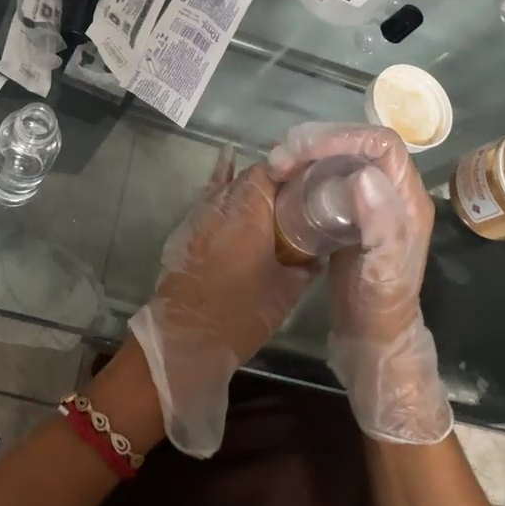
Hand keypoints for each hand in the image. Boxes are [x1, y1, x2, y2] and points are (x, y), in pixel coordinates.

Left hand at [127, 147, 316, 457]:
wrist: (185, 336)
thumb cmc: (240, 310)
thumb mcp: (286, 292)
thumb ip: (305, 267)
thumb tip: (319, 255)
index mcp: (248, 208)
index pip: (272, 169)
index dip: (293, 169)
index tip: (313, 179)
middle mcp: (221, 203)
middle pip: (249, 177)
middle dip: (273, 181)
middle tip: (299, 194)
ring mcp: (199, 215)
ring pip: (226, 189)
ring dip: (247, 190)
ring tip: (273, 197)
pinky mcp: (186, 233)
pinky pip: (208, 204)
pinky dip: (221, 196)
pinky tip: (229, 194)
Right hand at [267, 124, 451, 444]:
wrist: (372, 343)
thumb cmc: (379, 308)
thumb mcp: (382, 270)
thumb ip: (380, 223)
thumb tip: (361, 174)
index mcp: (407, 199)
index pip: (381, 144)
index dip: (342, 137)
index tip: (302, 153)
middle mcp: (391, 194)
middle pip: (358, 145)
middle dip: (318, 142)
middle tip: (280, 160)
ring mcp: (369, 205)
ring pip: (340, 160)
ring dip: (308, 155)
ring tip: (276, 168)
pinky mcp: (349, 217)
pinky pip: (328, 181)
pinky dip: (305, 174)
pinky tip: (283, 185)